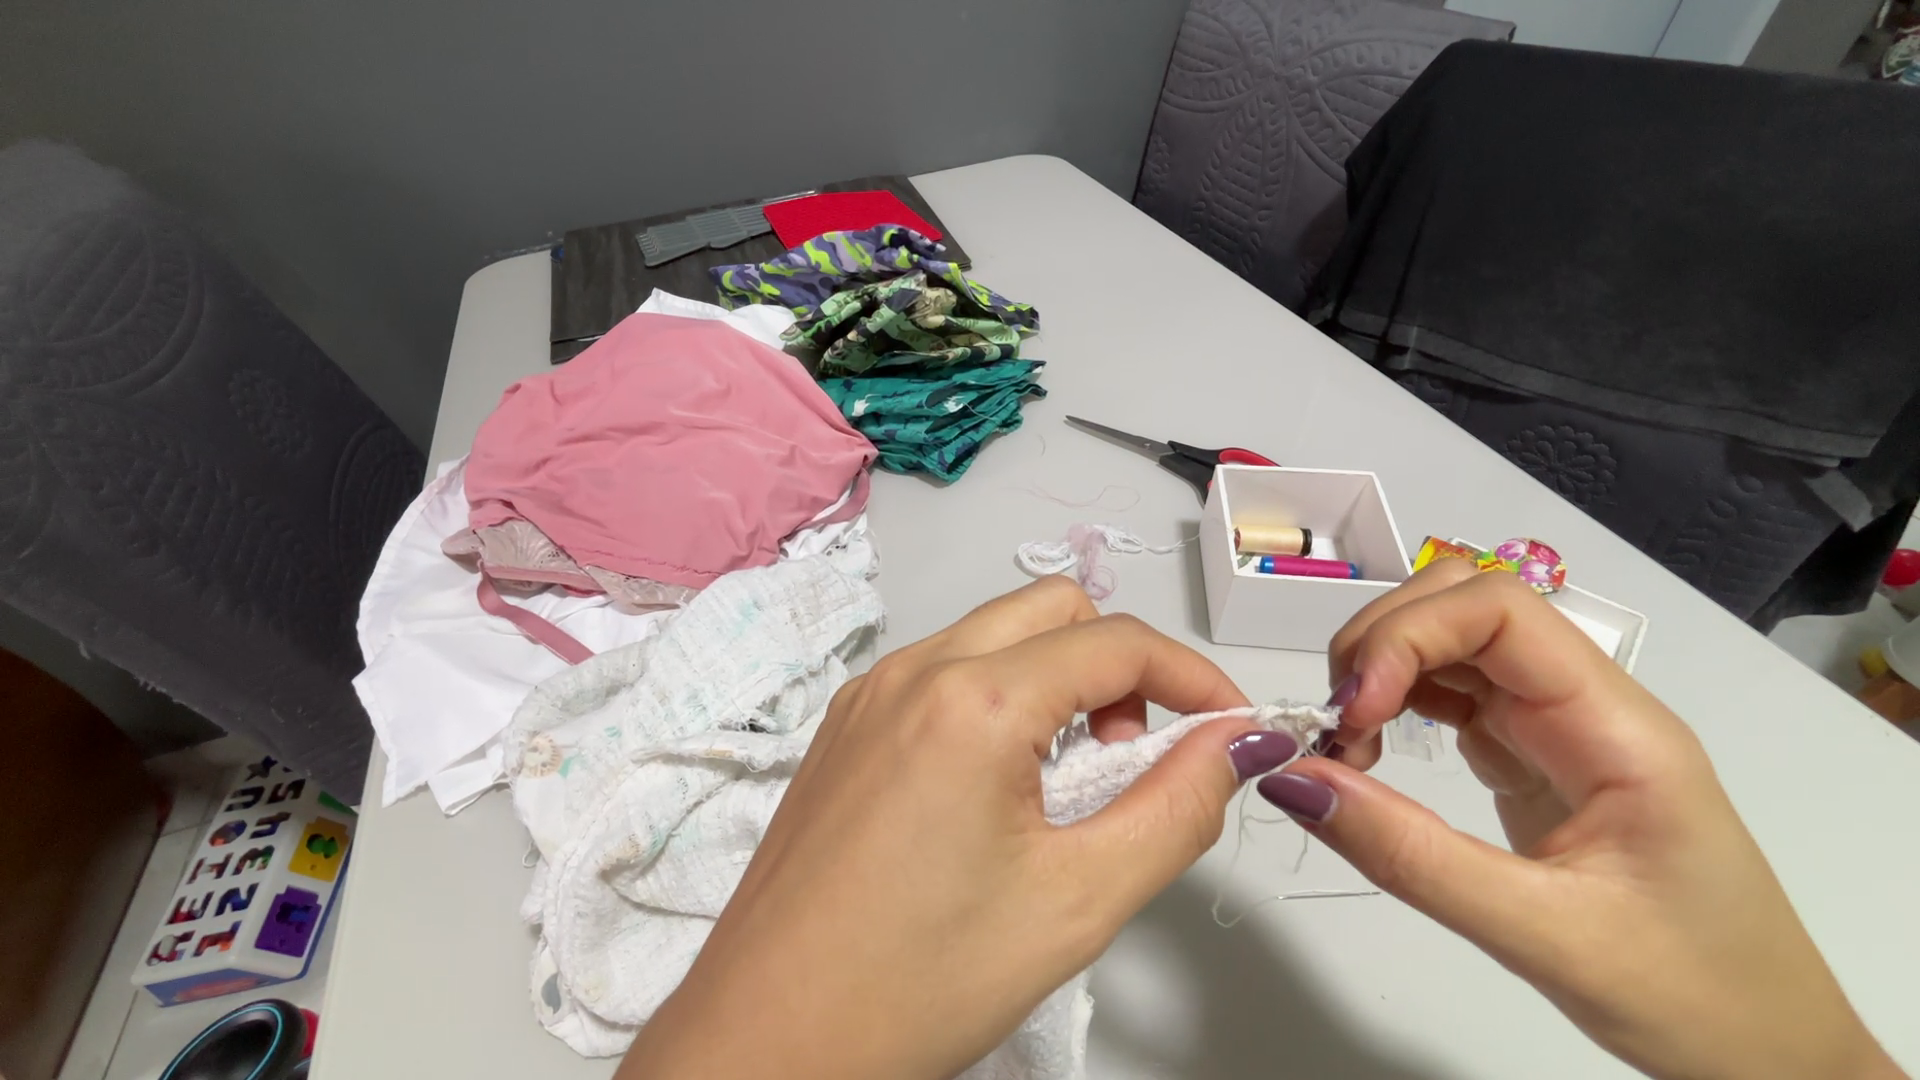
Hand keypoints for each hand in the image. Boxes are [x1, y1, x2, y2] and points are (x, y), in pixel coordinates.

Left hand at [617, 577, 1293, 1079]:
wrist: (766, 1037)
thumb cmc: (920, 981)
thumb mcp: (1078, 901)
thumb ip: (1176, 808)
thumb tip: (1235, 742)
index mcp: (971, 700)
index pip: (1115, 642)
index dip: (1191, 674)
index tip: (1228, 725)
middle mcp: (912, 669)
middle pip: (1052, 609)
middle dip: (1118, 662)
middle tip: (1130, 750)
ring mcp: (869, 691)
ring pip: (995, 633)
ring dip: (1056, 676)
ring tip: (1067, 774)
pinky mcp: (846, 723)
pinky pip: (944, 669)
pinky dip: (999, 695)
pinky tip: (997, 780)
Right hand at [1259, 561, 1903, 1079]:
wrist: (1763, 1050)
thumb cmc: (1690, 995)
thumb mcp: (1544, 937)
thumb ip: (1410, 855)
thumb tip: (1292, 780)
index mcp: (1615, 726)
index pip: (1498, 610)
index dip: (1407, 635)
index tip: (1352, 710)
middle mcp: (1579, 701)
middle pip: (1462, 602)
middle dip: (1379, 643)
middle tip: (1337, 726)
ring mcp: (1548, 721)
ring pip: (1444, 638)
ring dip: (1375, 669)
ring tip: (1345, 744)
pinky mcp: (1518, 748)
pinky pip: (1440, 689)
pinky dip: (1387, 702)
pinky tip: (1368, 752)